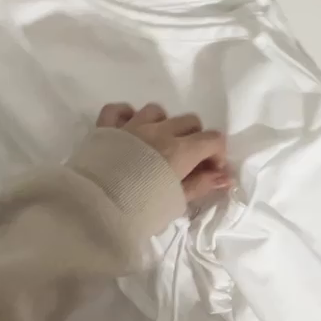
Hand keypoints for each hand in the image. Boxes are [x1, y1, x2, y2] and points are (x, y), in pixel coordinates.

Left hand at [96, 103, 231, 202]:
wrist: (95, 209)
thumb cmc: (140, 210)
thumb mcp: (176, 201)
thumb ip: (202, 184)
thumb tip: (225, 176)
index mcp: (179, 150)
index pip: (212, 139)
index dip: (217, 154)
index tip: (211, 172)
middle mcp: (158, 131)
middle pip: (188, 121)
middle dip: (194, 139)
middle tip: (187, 162)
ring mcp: (131, 126)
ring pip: (157, 111)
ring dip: (163, 124)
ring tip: (158, 144)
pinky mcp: (106, 128)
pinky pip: (118, 110)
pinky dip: (126, 115)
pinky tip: (129, 129)